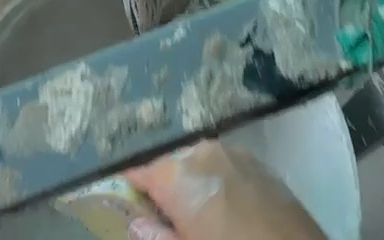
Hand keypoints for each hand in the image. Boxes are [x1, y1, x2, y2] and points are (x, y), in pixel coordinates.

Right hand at [123, 140, 325, 239]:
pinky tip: (223, 212)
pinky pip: (223, 169)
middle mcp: (203, 152)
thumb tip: (134, 222)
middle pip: (168, 164)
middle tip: (162, 217)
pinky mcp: (260, 167)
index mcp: (179, 174)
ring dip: (189, 185)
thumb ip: (155, 237)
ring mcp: (235, 155)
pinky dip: (215, 184)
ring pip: (197, 164)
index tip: (123, 204)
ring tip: (193, 216)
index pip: (137, 170)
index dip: (128, 188)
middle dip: (161, 188)